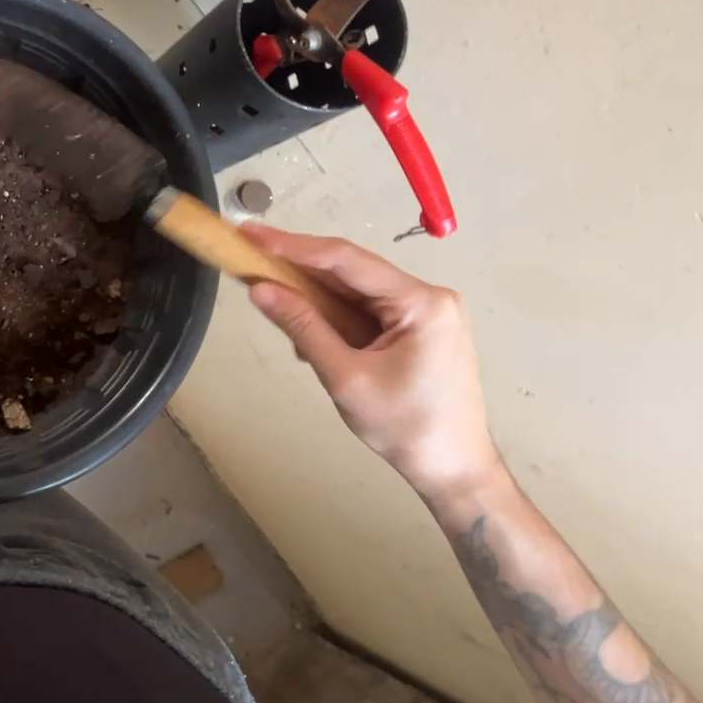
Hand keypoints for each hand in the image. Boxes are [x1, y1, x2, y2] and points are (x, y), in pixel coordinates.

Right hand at [241, 224, 502, 503]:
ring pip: (353, 289)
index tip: (251, 233)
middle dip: (297, 265)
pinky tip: (303, 328)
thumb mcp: (344, 376)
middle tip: (248, 254)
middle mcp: (428, 297)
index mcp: (421, 303)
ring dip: (310, 293)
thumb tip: (260, 290)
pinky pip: (362, 308)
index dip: (293, 245)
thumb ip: (301, 327)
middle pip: (349, 270)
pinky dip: (329, 314)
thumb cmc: (405, 427)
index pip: (345, 261)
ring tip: (268, 293)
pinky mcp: (415, 328)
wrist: (453, 469)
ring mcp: (424, 312)